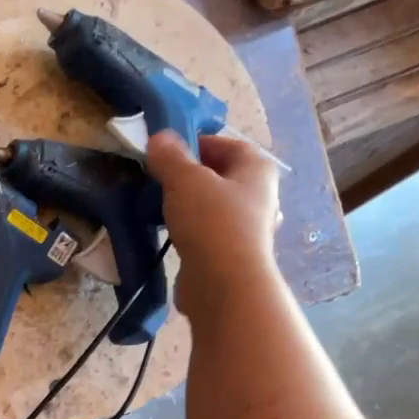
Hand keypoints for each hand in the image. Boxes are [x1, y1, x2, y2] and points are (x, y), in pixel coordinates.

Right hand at [146, 132, 281, 321]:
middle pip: (221, 174)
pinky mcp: (231, 251)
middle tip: (158, 181)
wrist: (223, 281)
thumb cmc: (211, 222)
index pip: (226, 144)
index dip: (196, 143)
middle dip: (191, 175)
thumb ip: (171, 159)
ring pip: (215, 203)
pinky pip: (209, 230)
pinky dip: (191, 228)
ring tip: (161, 209)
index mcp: (257, 168)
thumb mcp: (185, 182)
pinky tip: (172, 234)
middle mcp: (260, 192)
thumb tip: (159, 137)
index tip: (165, 152)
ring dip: (190, 203)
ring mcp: (249, 224)